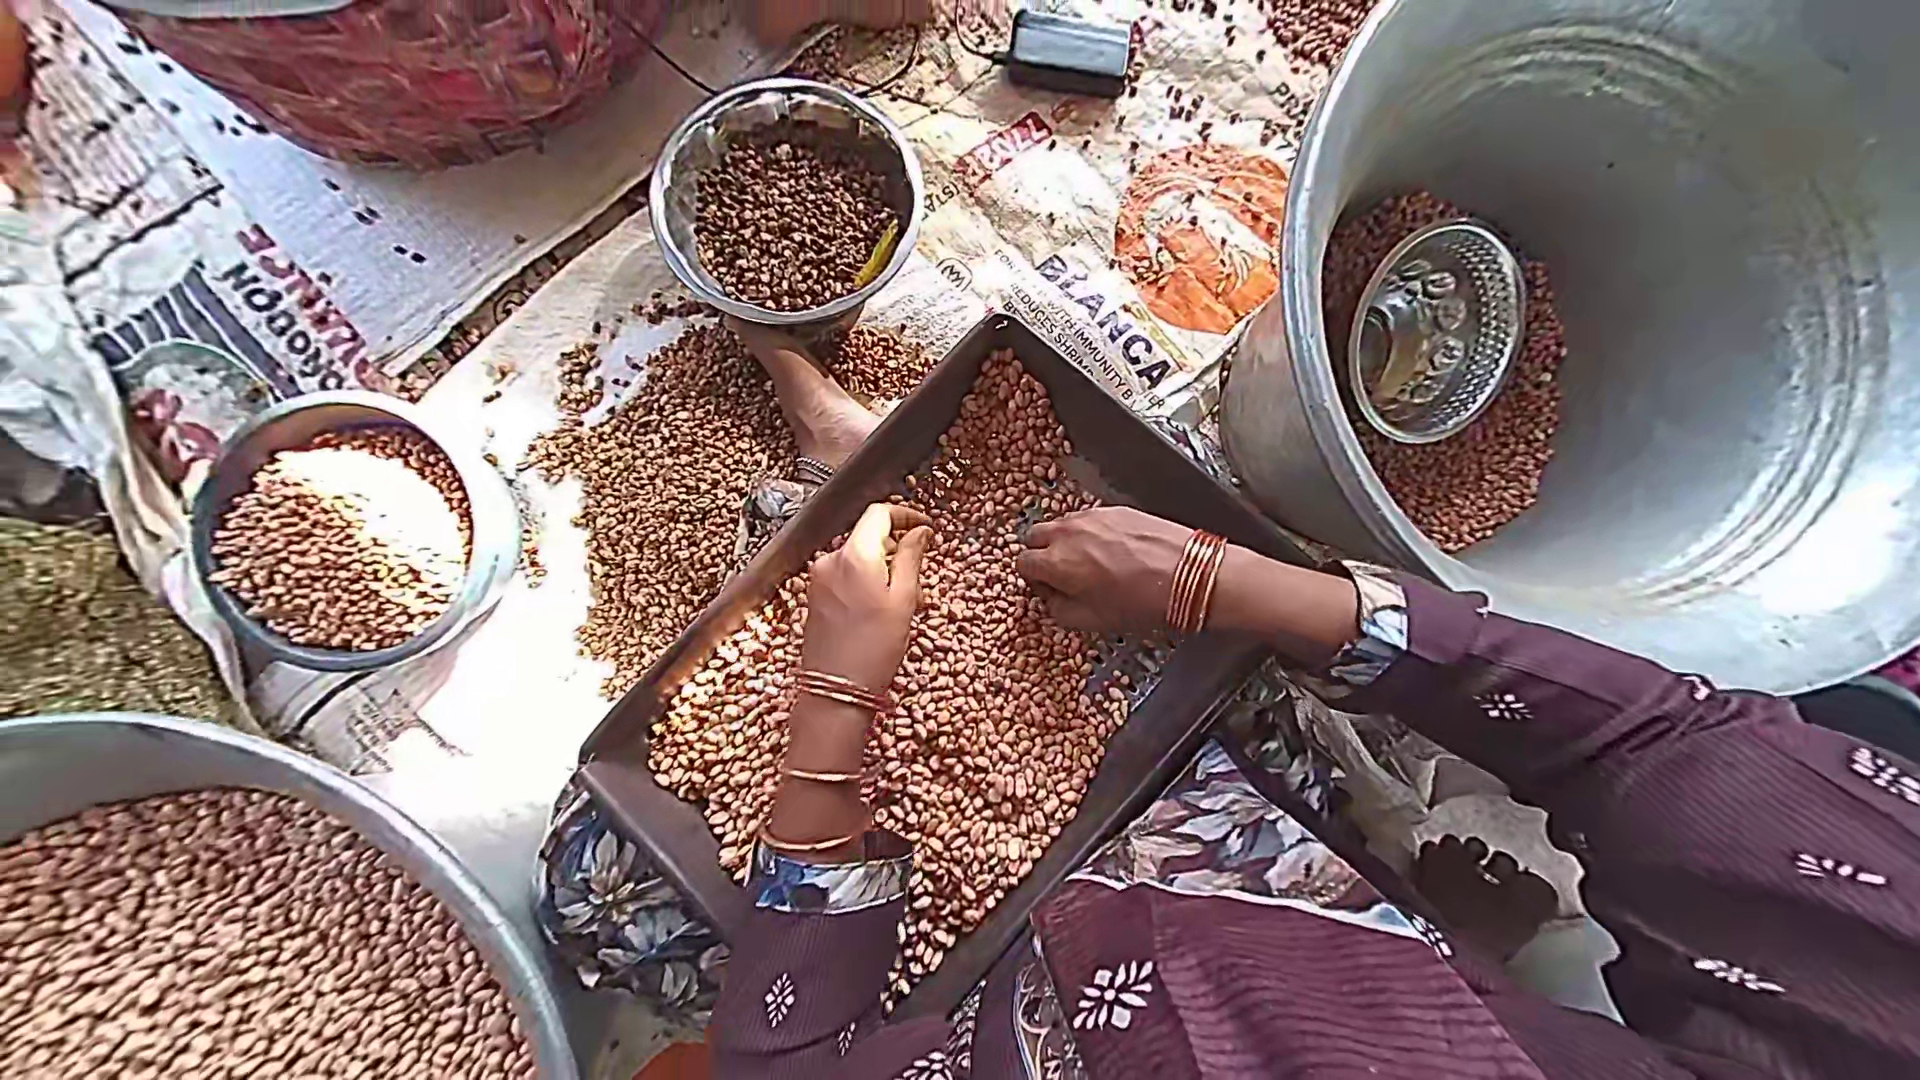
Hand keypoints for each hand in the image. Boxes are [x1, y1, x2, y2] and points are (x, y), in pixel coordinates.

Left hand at [800, 502, 933, 690]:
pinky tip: (879, 606)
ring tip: (902, 596)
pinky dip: (865, 579)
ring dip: (881, 565)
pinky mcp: (814, 595)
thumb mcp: (903, 599)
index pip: (878, 513)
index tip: (924, 527)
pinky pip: (844, 574)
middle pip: (867, 534)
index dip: (905, 514)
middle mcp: (830, 560)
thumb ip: (911, 557)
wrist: (835, 690)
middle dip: (895, 545)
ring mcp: (818, 578)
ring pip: (857, 556)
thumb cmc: (874, 648)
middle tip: (919, 569)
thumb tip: (920, 531)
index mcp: (854, 555)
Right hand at [1016, 507, 1192, 634]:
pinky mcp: (1112, 508)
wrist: (1189, 574)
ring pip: (1060, 525)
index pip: (1022, 562)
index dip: (1033, 578)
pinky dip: (1089, 532)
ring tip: (1091, 560)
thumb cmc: (1141, 601)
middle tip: (1062, 571)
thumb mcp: (1091, 620)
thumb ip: (1058, 609)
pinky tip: (1112, 550)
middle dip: (1042, 553)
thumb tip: (1050, 598)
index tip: (1048, 587)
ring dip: (1064, 541)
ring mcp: (1090, 517)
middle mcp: (1066, 533)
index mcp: (1055, 563)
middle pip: (1034, 536)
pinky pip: (1087, 518)